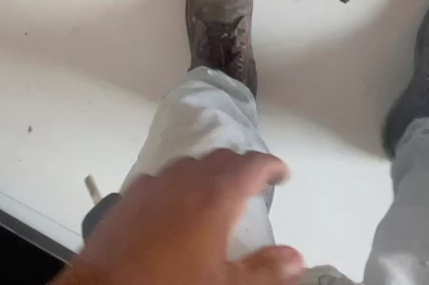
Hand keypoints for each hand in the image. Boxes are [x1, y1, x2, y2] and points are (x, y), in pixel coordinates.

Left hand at [56, 149, 304, 284]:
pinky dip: (180, 183)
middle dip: (242, 167)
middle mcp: (187, 179)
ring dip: (210, 172)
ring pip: (192, 164)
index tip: (282, 173)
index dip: (271, 165)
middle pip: (222, 158)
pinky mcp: (132, 194)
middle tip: (254, 185)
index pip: (252, 165)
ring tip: (218, 193)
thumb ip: (263, 271)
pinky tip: (177, 206)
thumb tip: (296, 258)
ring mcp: (156, 183)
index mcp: (215, 197)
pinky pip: (164, 177)